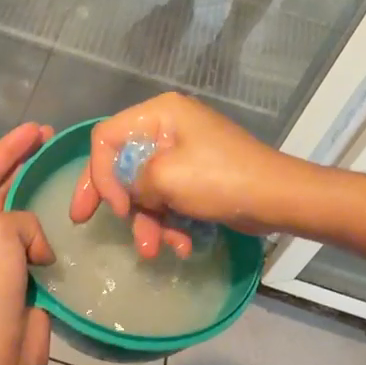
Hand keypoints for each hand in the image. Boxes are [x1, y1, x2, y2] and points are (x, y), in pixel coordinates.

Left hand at [0, 123, 54, 364]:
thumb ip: (17, 216)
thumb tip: (37, 246)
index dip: (7, 149)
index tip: (35, 128)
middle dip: (22, 166)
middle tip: (51, 140)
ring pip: (19, 220)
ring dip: (38, 200)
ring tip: (63, 179)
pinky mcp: (19, 286)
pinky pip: (35, 249)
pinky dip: (48, 237)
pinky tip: (67, 228)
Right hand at [70, 92, 301, 257]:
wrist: (277, 198)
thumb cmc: (219, 179)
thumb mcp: (165, 178)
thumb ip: (132, 182)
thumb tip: (129, 193)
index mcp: (160, 114)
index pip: (107, 136)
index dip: (100, 172)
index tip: (113, 207)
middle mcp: (168, 126)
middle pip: (123, 162)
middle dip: (120, 201)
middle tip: (88, 223)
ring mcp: (184, 151)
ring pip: (147, 187)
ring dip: (148, 221)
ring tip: (154, 250)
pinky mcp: (198, 176)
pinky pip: (170, 197)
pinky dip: (171, 222)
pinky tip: (182, 245)